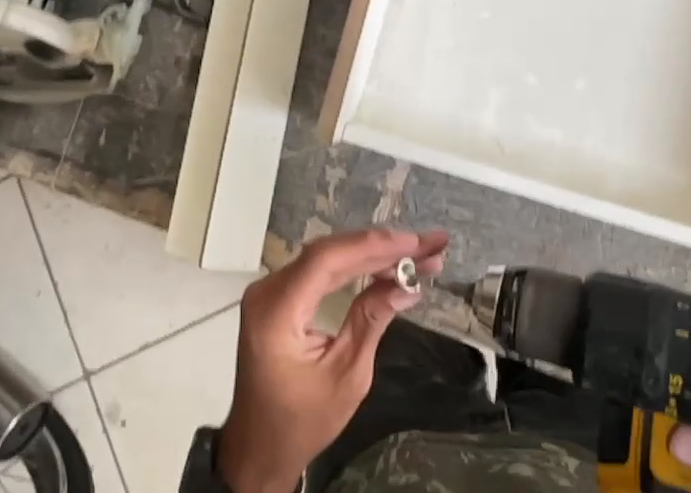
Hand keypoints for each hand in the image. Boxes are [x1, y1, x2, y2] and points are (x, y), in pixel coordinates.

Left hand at [217, 229, 449, 492]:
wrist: (260, 446)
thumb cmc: (301, 421)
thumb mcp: (346, 376)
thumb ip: (371, 321)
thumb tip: (406, 285)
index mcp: (276, 312)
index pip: (327, 260)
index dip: (374, 246)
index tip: (415, 243)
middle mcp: (268, 291)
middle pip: (330, 253)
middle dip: (383, 248)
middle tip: (430, 246)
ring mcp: (271, 291)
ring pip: (328, 257)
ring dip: (373, 254)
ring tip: (419, 254)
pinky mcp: (280, 296)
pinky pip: (320, 271)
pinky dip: (355, 266)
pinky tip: (387, 265)